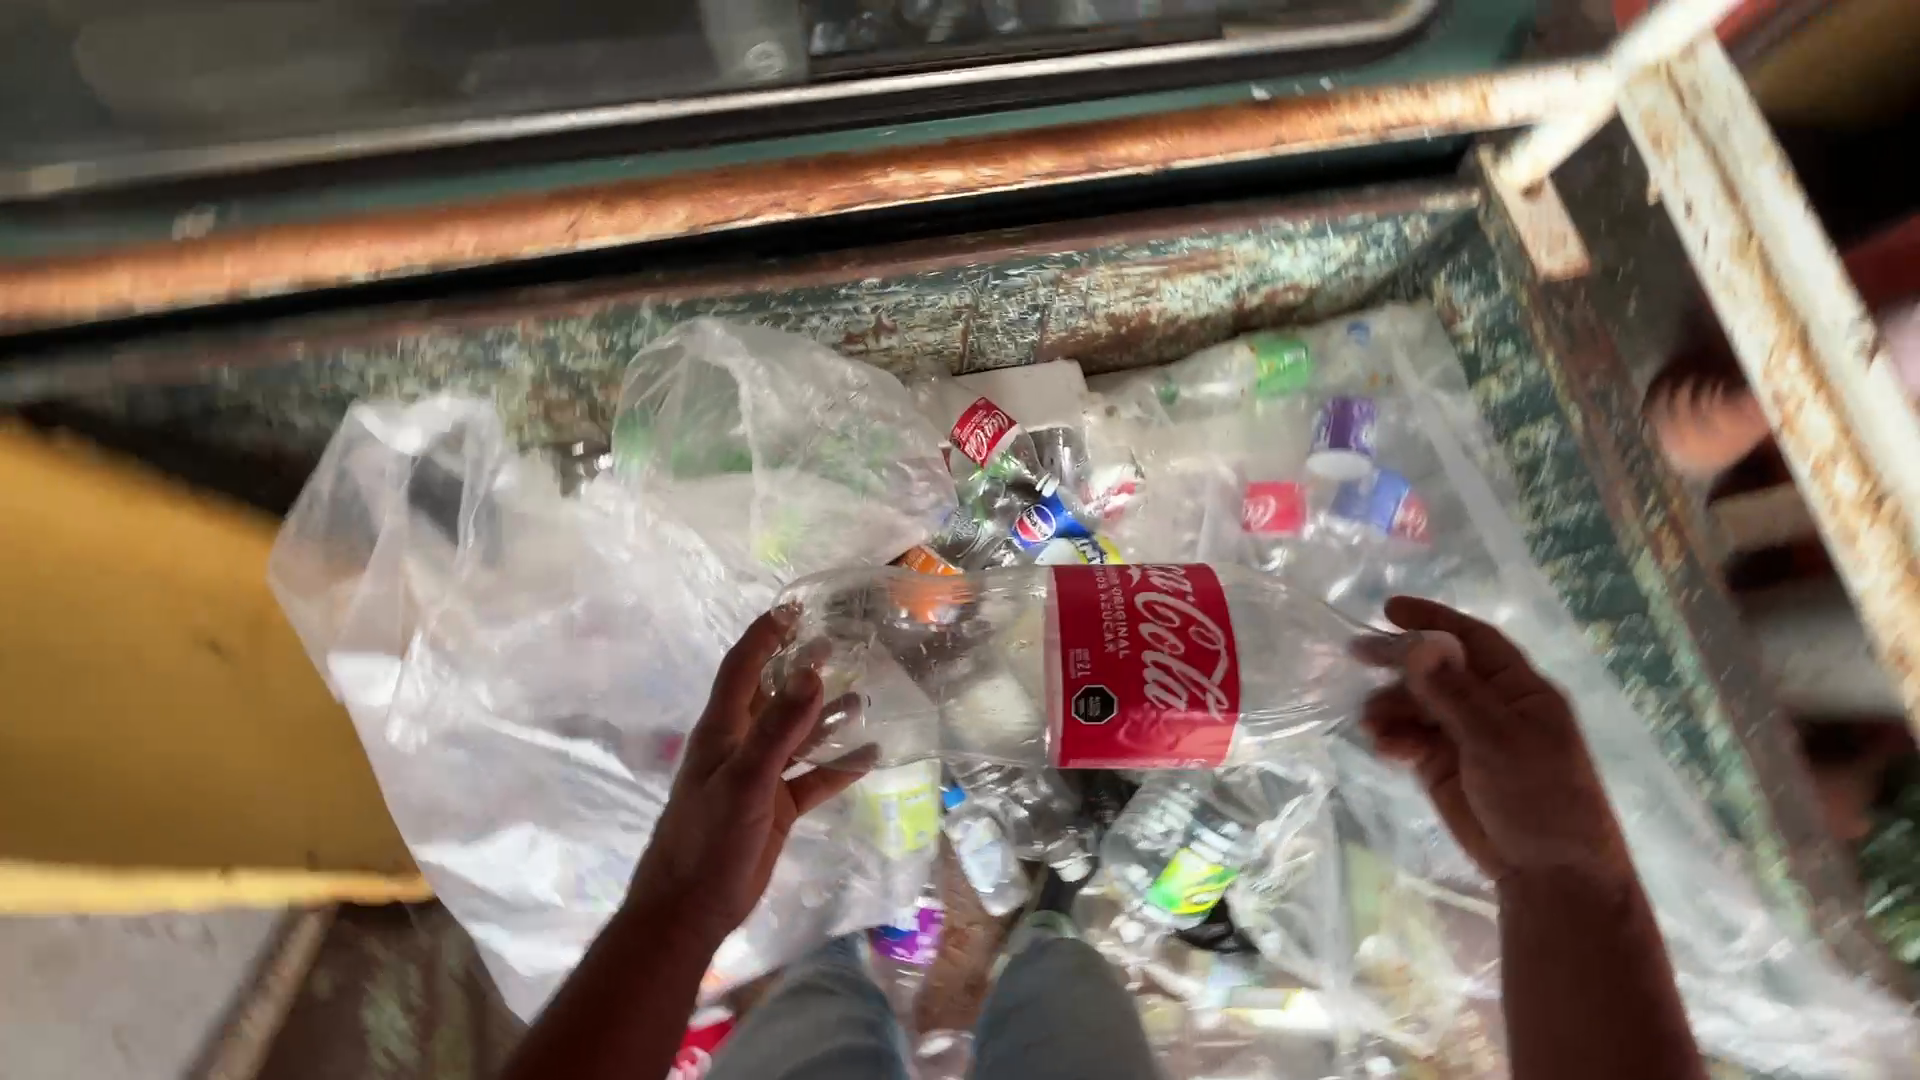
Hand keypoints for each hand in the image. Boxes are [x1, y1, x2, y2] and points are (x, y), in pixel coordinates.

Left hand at [627, 608, 875, 948]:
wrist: (690, 911)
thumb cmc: (707, 839)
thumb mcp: (744, 779)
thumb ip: (779, 728)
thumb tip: (812, 674)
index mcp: (722, 730)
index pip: (742, 668)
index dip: (764, 636)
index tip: (793, 610)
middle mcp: (742, 745)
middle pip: (775, 696)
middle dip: (803, 670)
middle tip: (840, 646)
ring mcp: (762, 777)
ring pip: (800, 735)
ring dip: (828, 716)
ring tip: (865, 696)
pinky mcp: (779, 806)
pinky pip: (815, 777)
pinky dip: (840, 766)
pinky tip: (871, 755)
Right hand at [1358, 596, 1633, 888]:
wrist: (1549, 875)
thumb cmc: (1542, 800)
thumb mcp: (1498, 741)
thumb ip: (1453, 694)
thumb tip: (1416, 645)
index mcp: (1518, 690)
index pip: (1473, 639)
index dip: (1433, 619)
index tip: (1388, 609)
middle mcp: (1489, 705)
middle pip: (1434, 668)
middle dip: (1397, 661)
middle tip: (1355, 654)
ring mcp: (1463, 734)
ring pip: (1414, 702)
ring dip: (1389, 707)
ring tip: (1372, 724)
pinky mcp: (1441, 763)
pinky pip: (1407, 735)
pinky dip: (1392, 737)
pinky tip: (1384, 748)